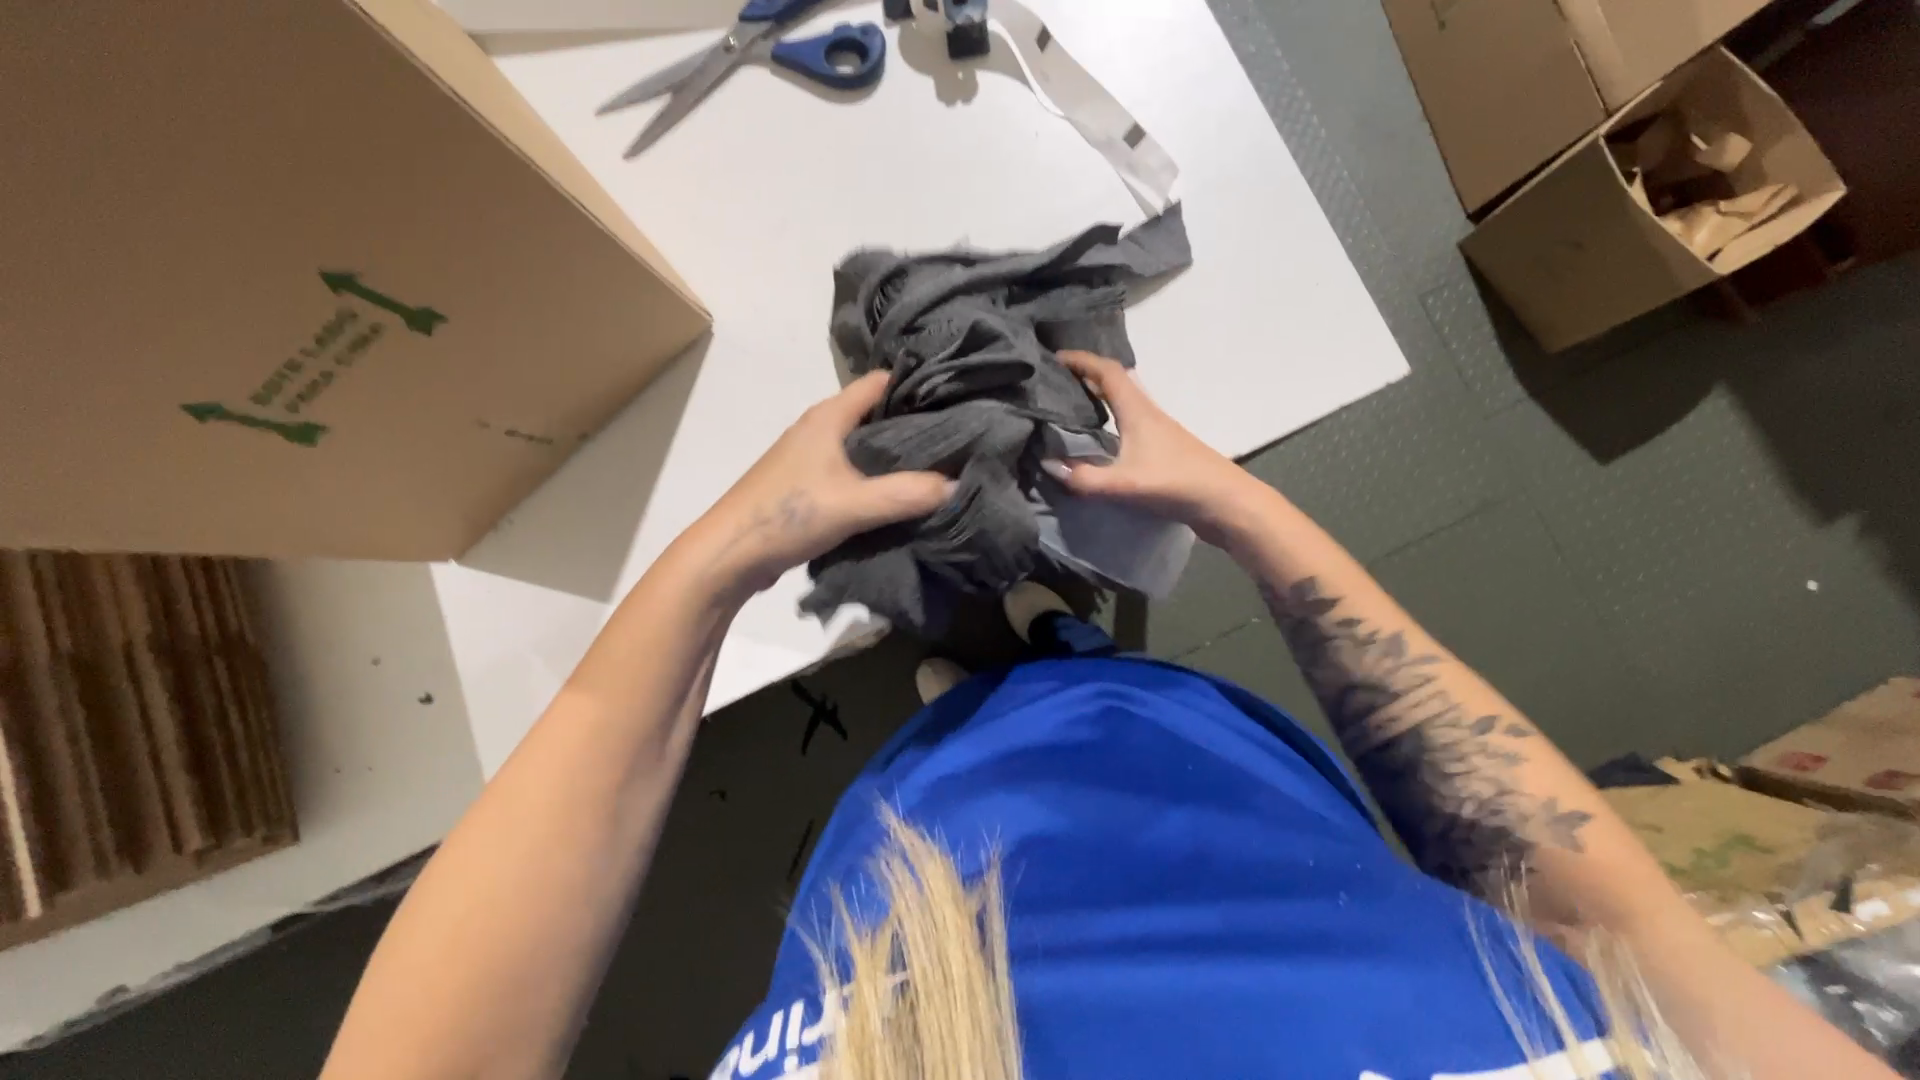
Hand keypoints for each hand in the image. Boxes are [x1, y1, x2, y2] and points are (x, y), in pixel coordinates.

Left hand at [690, 372, 954, 595]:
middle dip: (915, 424)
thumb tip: (958, 485)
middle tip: (960, 439)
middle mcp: (820, 428)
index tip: (958, 401)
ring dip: (897, 455)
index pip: (881, 382)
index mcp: (828, 416)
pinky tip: (902, 496)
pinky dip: (878, 478)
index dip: (918, 386)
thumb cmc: (787, 515)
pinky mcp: (808, 486)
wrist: (729, 556)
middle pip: (876, 414)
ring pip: (865, 446)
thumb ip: (906, 494)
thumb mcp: (854, 504)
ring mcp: (811, 458)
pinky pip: (854, 472)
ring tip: (942, 467)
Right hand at [1049, 351, 1261, 541]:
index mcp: (1137, 410)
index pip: (1107, 372)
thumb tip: (1046, 464)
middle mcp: (1148, 413)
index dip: (1081, 360)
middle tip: (1057, 380)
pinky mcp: (1163, 448)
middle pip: (1116, 382)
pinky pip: (1129, 422)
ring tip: (1072, 404)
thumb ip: (1084, 478)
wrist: (1225, 502)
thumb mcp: (1124, 484)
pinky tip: (1100, 438)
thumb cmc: (1175, 483)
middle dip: (1087, 375)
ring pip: (1124, 402)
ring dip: (1100, 396)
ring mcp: (1158, 430)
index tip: (1055, 358)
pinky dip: (1110, 418)